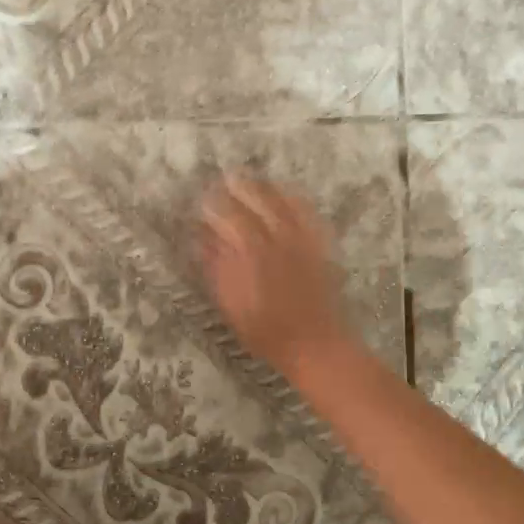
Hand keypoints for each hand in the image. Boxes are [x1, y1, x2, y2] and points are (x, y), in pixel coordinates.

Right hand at [199, 176, 353, 369]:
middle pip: (258, 203)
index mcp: (252, 253)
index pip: (230, 218)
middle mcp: (278, 240)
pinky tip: (289, 195)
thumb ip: (217, 268)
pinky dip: (297, 200)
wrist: (315, 345)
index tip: (204, 197)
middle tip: (226, 178)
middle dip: (241, 188)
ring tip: (254, 179)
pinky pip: (309, 216)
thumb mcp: (231, 304)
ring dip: (267, 188)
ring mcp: (302, 242)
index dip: (216, 205)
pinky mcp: (320, 248)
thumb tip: (203, 240)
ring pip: (284, 204)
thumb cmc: (266, 331)